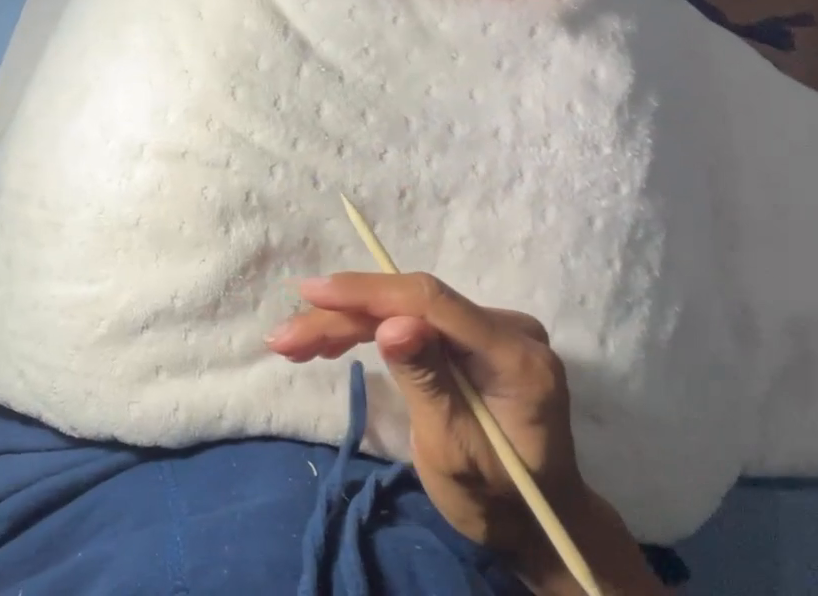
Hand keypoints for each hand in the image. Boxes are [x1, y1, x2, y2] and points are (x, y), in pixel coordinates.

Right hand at [267, 272, 584, 557]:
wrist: (534, 524)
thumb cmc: (495, 501)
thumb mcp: (454, 452)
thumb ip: (428, 383)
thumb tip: (393, 325)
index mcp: (516, 358)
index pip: (431, 302)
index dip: (367, 292)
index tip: (311, 293)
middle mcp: (507, 330)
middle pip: (408, 304)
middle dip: (341, 316)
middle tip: (284, 338)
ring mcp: (489, 332)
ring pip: (400, 311)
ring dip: (344, 324)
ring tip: (292, 343)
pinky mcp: (469, 340)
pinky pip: (409, 322)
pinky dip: (364, 331)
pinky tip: (327, 342)